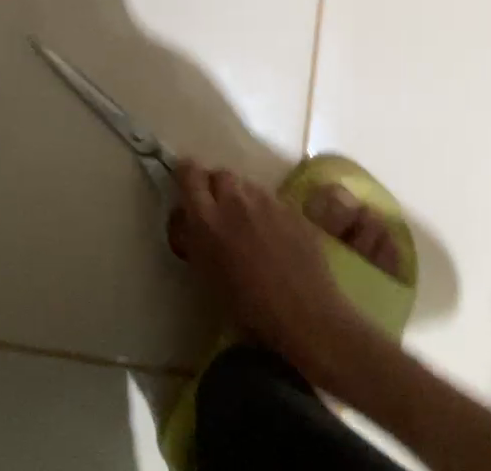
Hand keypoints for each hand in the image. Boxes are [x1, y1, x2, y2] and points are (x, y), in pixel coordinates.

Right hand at [171, 160, 382, 387]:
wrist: (304, 316)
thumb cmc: (245, 305)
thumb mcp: (203, 272)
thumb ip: (189, 236)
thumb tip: (185, 217)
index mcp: (207, 217)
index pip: (189, 172)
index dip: (186, 175)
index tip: (187, 188)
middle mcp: (236, 201)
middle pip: (220, 174)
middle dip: (215, 186)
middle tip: (217, 209)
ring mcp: (269, 203)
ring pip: (248, 185)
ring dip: (242, 197)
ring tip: (247, 223)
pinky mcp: (294, 211)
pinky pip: (273, 201)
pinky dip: (267, 211)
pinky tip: (274, 236)